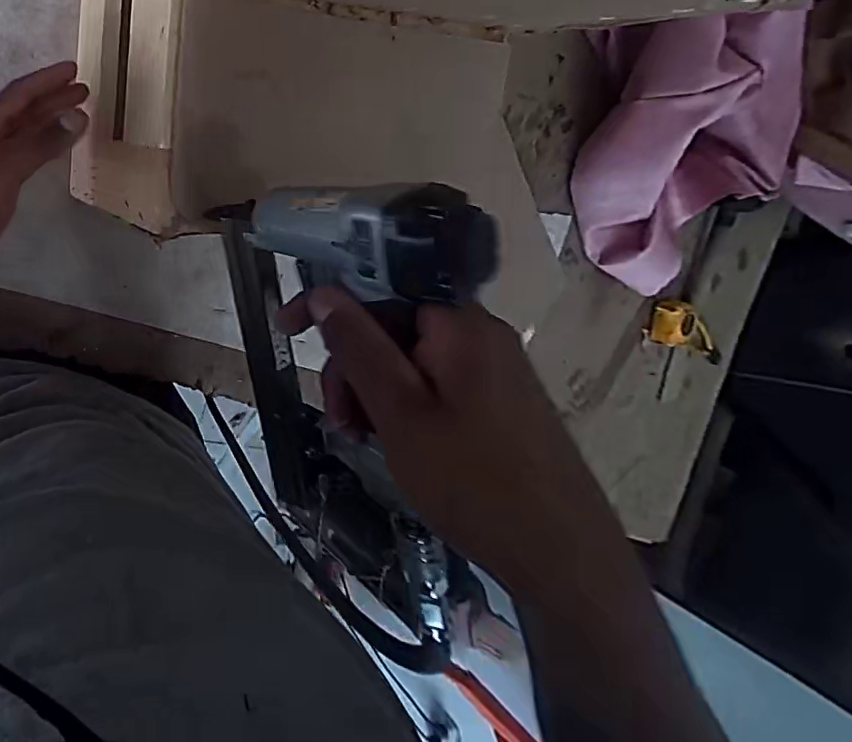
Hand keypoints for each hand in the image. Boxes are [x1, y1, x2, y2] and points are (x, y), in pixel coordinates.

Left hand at [0, 62, 89, 291]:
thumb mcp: (2, 173)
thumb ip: (39, 144)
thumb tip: (77, 115)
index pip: (15, 96)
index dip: (44, 81)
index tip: (73, 70)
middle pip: (20, 111)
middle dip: (51, 98)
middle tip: (83, 90)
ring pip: (23, 133)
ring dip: (49, 120)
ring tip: (78, 113)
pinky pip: (24, 155)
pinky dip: (44, 145)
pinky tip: (55, 146)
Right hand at [279, 289, 621, 587]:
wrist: (565, 560)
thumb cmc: (472, 482)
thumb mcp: (399, 413)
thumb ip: (358, 347)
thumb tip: (323, 294)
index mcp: (459, 324)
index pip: (379, 290)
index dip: (330, 307)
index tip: (287, 328)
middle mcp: (480, 334)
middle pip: (393, 328)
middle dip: (354, 367)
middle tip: (341, 422)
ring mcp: (495, 368)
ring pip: (411, 361)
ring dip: (377, 393)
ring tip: (366, 441)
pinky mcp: (500, 400)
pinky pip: (437, 385)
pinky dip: (407, 407)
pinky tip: (399, 445)